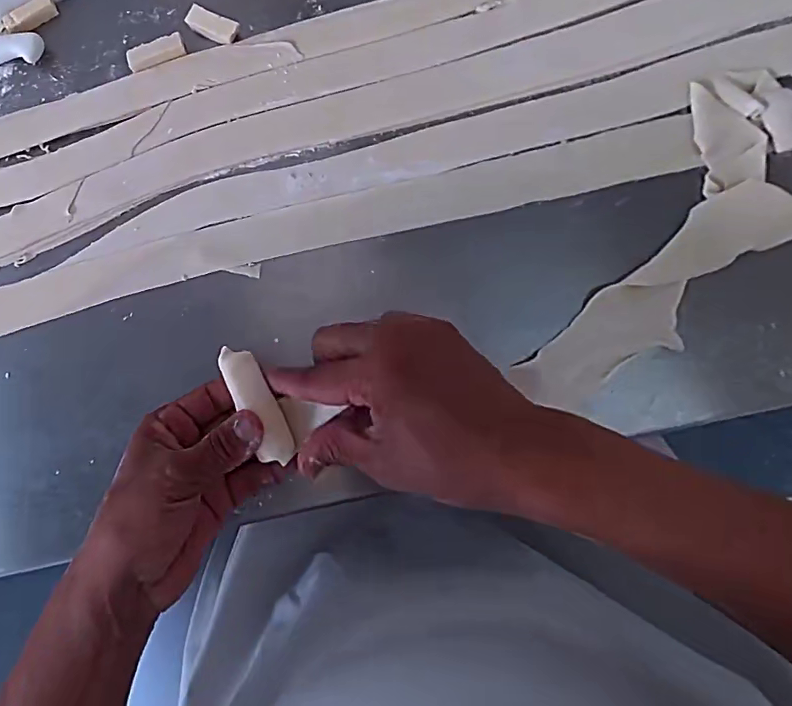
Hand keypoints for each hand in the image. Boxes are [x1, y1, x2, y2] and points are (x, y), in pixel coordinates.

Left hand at [73, 379, 284, 617]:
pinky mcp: (218, 500)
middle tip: (294, 412)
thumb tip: (252, 422)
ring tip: (297, 437)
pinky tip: (284, 465)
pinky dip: (266, 472)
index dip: (239, 389)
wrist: (128, 584)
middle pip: (230, 422)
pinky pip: (246, 478)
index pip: (209, 398)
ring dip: (268, 445)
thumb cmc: (134, 519)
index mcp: (168, 427)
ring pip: (243, 450)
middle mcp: (188, 444)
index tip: (271, 385)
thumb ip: (218, 449)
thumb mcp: (176, 475)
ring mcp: (205, 473)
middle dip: (260, 417)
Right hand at [266, 312, 570, 512]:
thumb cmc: (452, 464)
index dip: (290, 383)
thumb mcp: (387, 462)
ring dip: (356, 355)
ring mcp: (419, 328)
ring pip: (363, 329)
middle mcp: (392, 337)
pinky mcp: (440, 329)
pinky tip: (406, 382)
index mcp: (376, 372)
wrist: (521, 449)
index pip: (318, 377)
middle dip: (323, 367)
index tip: (270, 380)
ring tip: (377, 395)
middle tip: (339, 404)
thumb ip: (339, 446)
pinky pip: (394, 329)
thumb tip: (305, 452)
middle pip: (332, 337)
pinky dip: (386, 349)